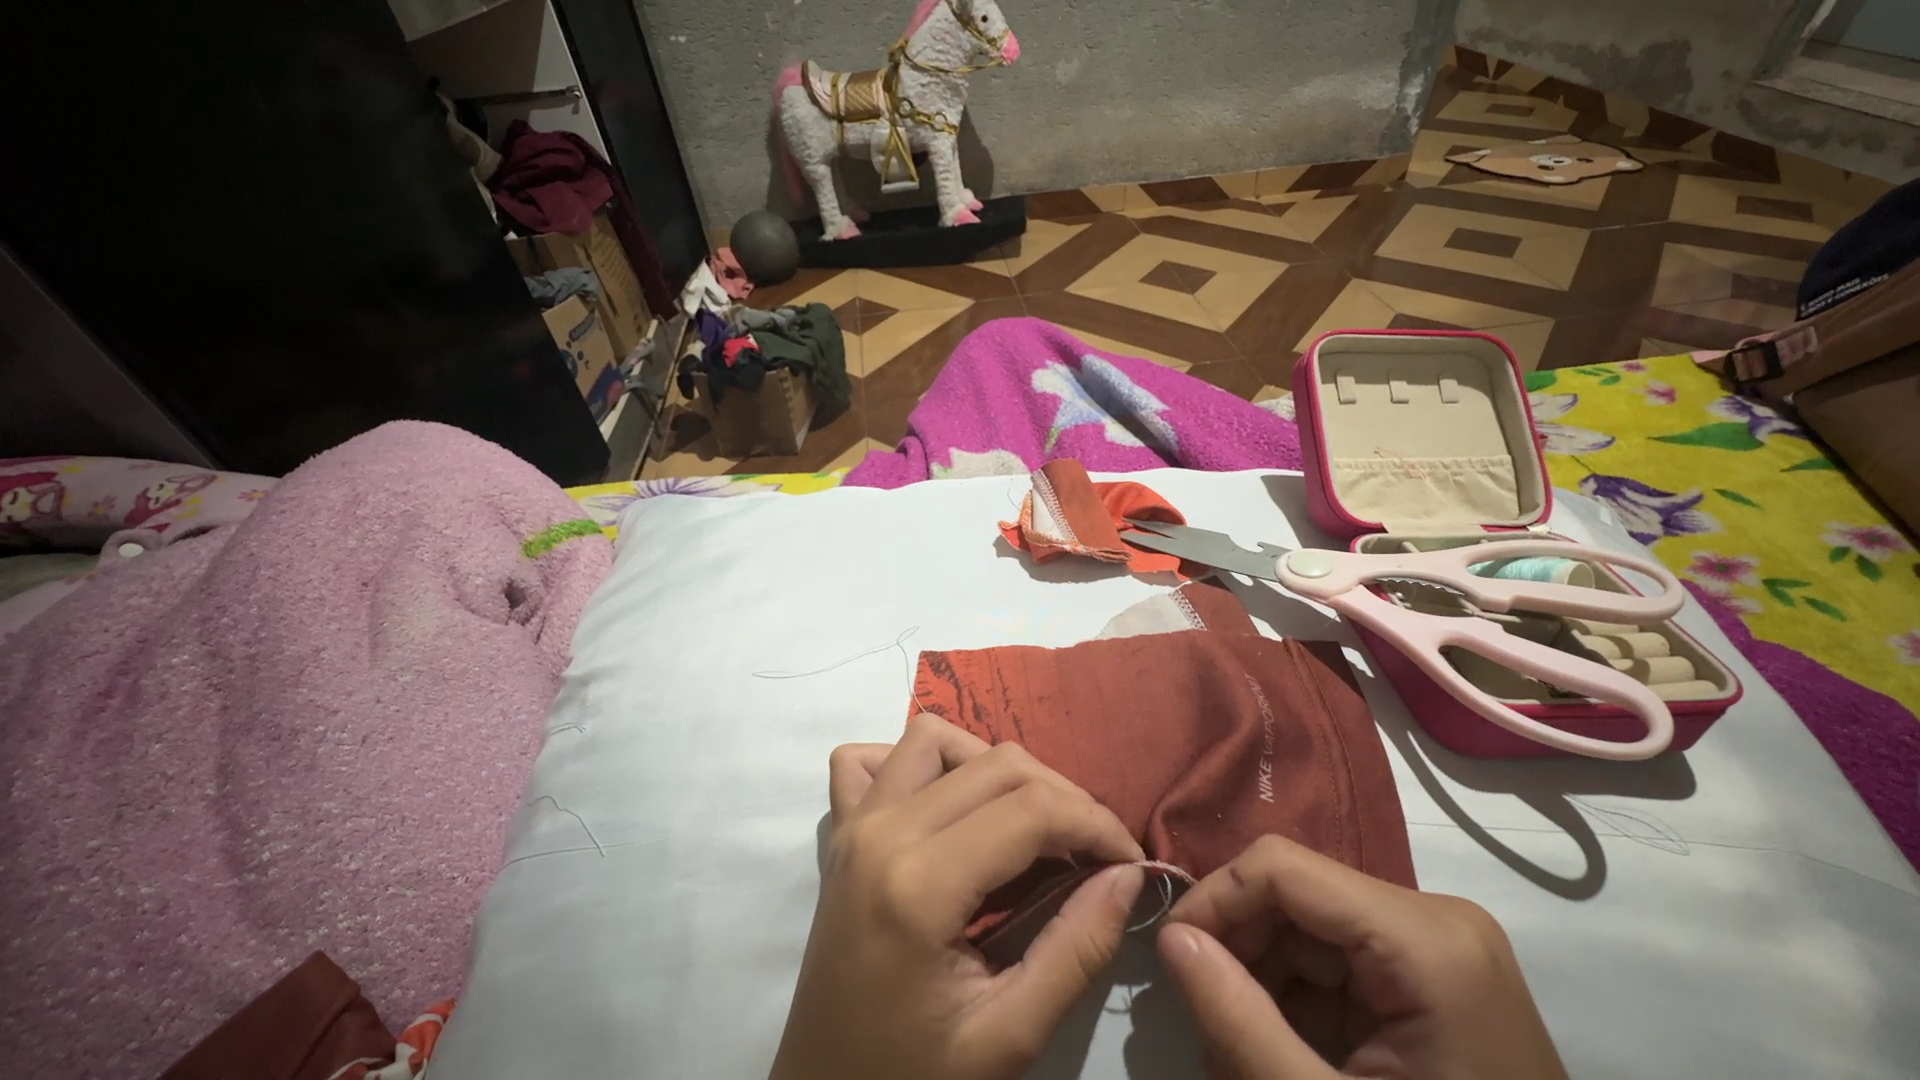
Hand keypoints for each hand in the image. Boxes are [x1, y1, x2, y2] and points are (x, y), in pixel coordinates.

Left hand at [770, 713, 1146, 1079]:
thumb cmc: (913, 1075)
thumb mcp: (1009, 1034)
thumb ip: (1076, 948)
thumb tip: (1127, 874)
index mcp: (920, 884)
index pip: (1032, 809)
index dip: (1096, 825)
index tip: (1130, 862)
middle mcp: (882, 831)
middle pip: (997, 763)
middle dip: (1063, 797)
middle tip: (1093, 854)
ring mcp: (854, 825)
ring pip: (936, 738)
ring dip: (996, 767)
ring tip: (1030, 826)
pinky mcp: (841, 832)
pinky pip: (872, 760)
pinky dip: (918, 764)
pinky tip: (947, 803)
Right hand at [1158, 835, 1566, 1079]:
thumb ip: (1239, 1022)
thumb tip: (1169, 936)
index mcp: (1425, 941)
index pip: (1284, 868)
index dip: (1214, 898)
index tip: (1169, 955)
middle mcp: (1434, 920)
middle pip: (1296, 896)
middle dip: (1238, 949)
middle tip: (1205, 1022)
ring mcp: (1437, 946)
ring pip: (1307, 928)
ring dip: (1260, 978)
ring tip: (1239, 1051)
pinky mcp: (1431, 976)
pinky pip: (1336, 961)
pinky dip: (1294, 998)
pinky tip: (1279, 1051)